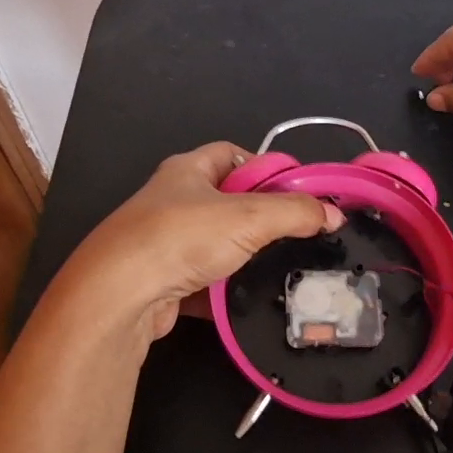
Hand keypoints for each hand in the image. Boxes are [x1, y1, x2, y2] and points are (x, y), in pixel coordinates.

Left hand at [58, 141, 344, 343]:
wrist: (120, 294)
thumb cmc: (181, 238)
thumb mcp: (249, 217)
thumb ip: (296, 213)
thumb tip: (333, 214)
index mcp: (188, 169)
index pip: (234, 154)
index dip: (266, 167)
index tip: (296, 191)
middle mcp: (172, 199)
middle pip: (227, 199)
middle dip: (259, 216)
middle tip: (293, 231)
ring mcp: (163, 241)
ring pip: (216, 242)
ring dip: (242, 253)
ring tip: (276, 265)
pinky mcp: (160, 280)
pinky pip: (203, 278)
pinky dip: (224, 288)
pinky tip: (246, 298)